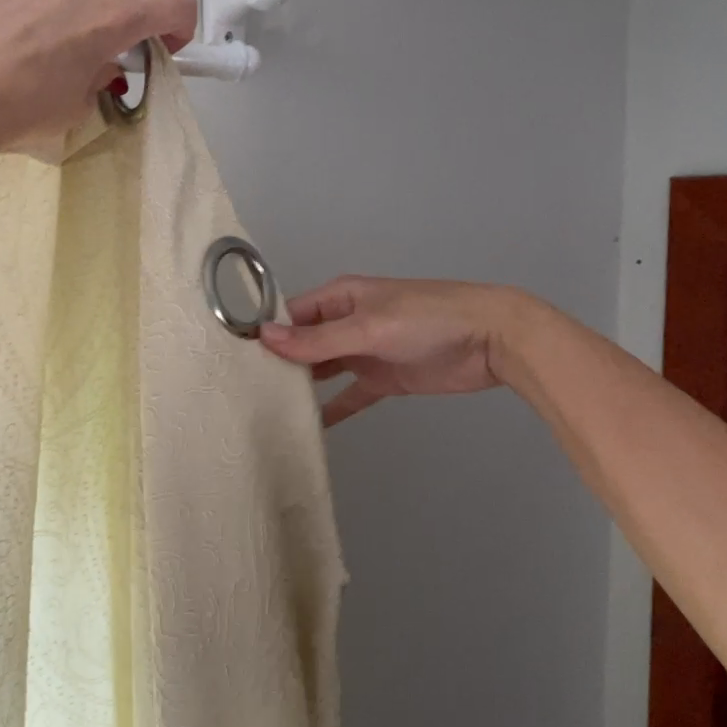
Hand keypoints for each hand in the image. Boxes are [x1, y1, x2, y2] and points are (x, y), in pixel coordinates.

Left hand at [0, 0, 196, 149]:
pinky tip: (9, 42)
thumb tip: (98, 63)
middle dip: (132, 15)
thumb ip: (100, 76)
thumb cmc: (25, 111)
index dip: (180, 26)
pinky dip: (35, 11)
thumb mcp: (78, 106)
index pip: (174, 5)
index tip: (166, 49)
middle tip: (111, 50)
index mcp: (111, 21)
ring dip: (80, 11)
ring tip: (49, 51)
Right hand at [259, 277, 538, 425]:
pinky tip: (309, 428)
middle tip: (241, 392)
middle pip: (303, 344)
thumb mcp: (368, 327)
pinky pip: (349, 396)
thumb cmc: (426, 320)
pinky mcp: (383, 379)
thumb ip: (318, 340)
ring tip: (264, 410)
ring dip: (301, 387)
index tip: (233, 359)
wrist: (493, 340)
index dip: (265, 334)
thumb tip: (264, 338)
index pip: (291, 315)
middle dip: (278, 363)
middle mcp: (346, 323)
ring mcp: (364, 352)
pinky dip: (332, 409)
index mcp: (340, 298)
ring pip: (322, 370)